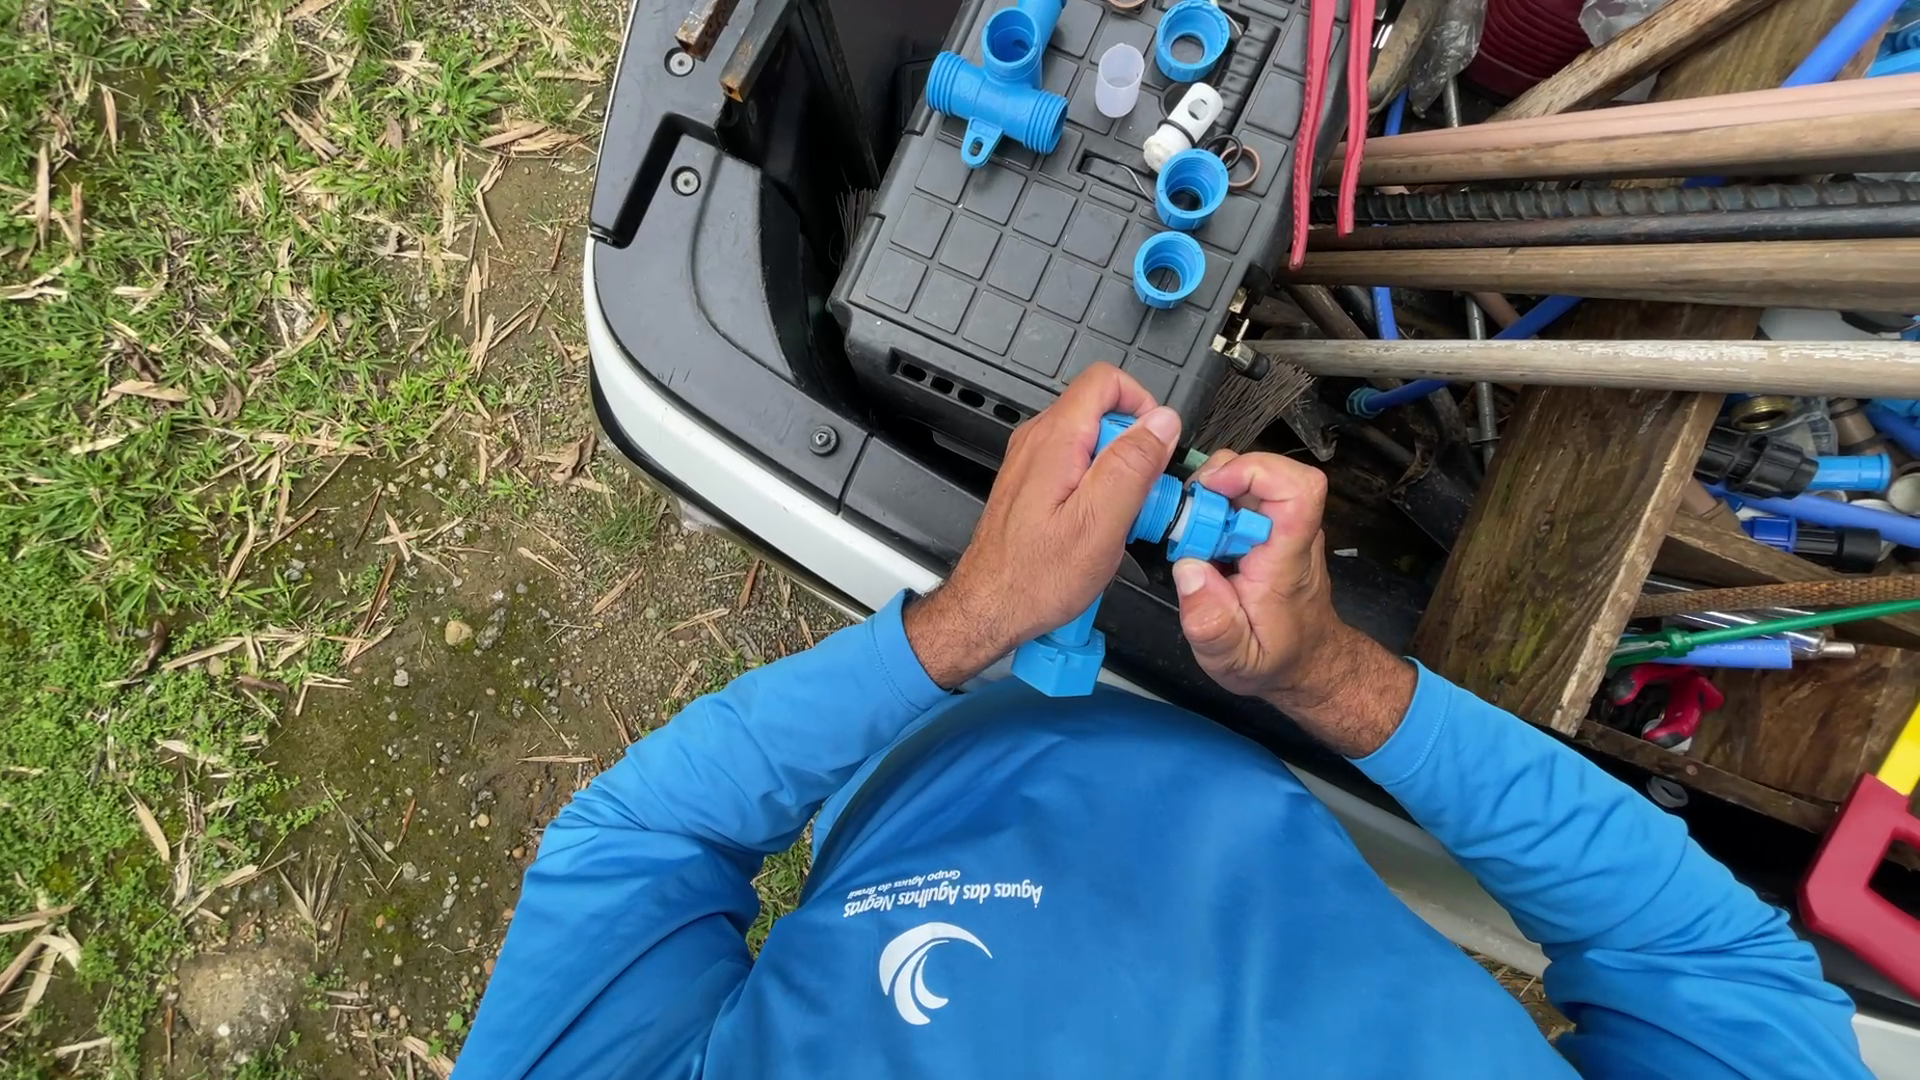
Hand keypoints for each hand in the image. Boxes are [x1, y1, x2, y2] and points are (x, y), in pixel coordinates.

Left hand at [904, 364, 1181, 688]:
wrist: (989, 608)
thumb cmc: (1034, 578)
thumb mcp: (1100, 522)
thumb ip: (1133, 464)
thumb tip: (1161, 422)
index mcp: (1056, 440)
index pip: (1106, 380)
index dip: (1142, 404)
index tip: (1156, 446)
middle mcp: (1037, 442)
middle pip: (1102, 412)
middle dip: (1133, 446)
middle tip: (1139, 495)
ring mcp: (1031, 463)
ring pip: (1092, 442)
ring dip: (1117, 472)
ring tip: (1118, 516)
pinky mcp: (1032, 485)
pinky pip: (1076, 467)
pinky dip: (1097, 488)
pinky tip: (1098, 526)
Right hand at [1171, 450, 1414, 756]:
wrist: (1304, 662)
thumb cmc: (1273, 659)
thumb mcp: (1235, 661)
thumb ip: (1211, 624)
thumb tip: (1188, 570)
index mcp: (1286, 560)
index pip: (1298, 489)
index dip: (1253, 472)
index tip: (1210, 489)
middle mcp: (1290, 532)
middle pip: (1265, 471)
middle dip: (1213, 483)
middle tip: (1183, 523)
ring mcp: (1280, 525)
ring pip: (1247, 479)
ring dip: (1208, 495)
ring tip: (1188, 535)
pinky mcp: (1266, 525)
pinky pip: (1239, 494)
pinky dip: (1210, 506)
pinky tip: (1197, 539)